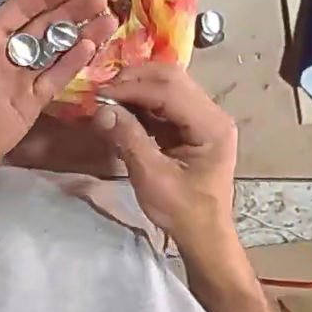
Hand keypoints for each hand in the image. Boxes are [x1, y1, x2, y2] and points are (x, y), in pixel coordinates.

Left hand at [0, 0, 119, 181]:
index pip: (21, 7)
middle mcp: (5, 53)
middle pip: (45, 25)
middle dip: (72, 9)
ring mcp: (19, 79)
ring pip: (56, 49)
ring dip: (81, 32)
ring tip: (108, 18)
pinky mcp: (29, 104)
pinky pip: (54, 79)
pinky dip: (72, 63)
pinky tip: (90, 47)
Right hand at [93, 63, 237, 246]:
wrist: (203, 234)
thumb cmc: (182, 211)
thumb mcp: (152, 178)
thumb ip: (129, 139)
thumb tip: (102, 109)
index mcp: (211, 125)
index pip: (169, 90)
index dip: (132, 88)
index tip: (99, 94)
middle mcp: (212, 113)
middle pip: (170, 77)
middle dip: (133, 80)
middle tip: (102, 93)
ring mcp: (203, 116)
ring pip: (166, 84)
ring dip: (135, 88)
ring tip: (107, 100)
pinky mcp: (190, 123)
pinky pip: (163, 99)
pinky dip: (140, 100)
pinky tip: (120, 109)